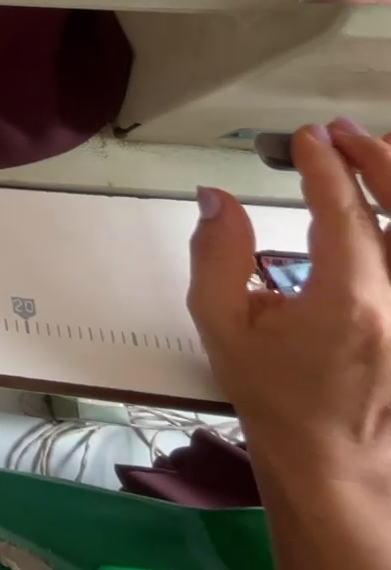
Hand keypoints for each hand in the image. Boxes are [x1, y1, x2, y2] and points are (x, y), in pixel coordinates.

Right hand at [189, 120, 390, 492]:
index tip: (304, 138)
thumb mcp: (219, 319)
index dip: (325, 170)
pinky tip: (389, 204)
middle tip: (340, 133)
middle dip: (379, 164)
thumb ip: (216, 253)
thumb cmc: (270, 386)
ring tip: (373, 154)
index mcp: (349, 302)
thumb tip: (217, 197)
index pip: (344, 217)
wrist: (337, 454)